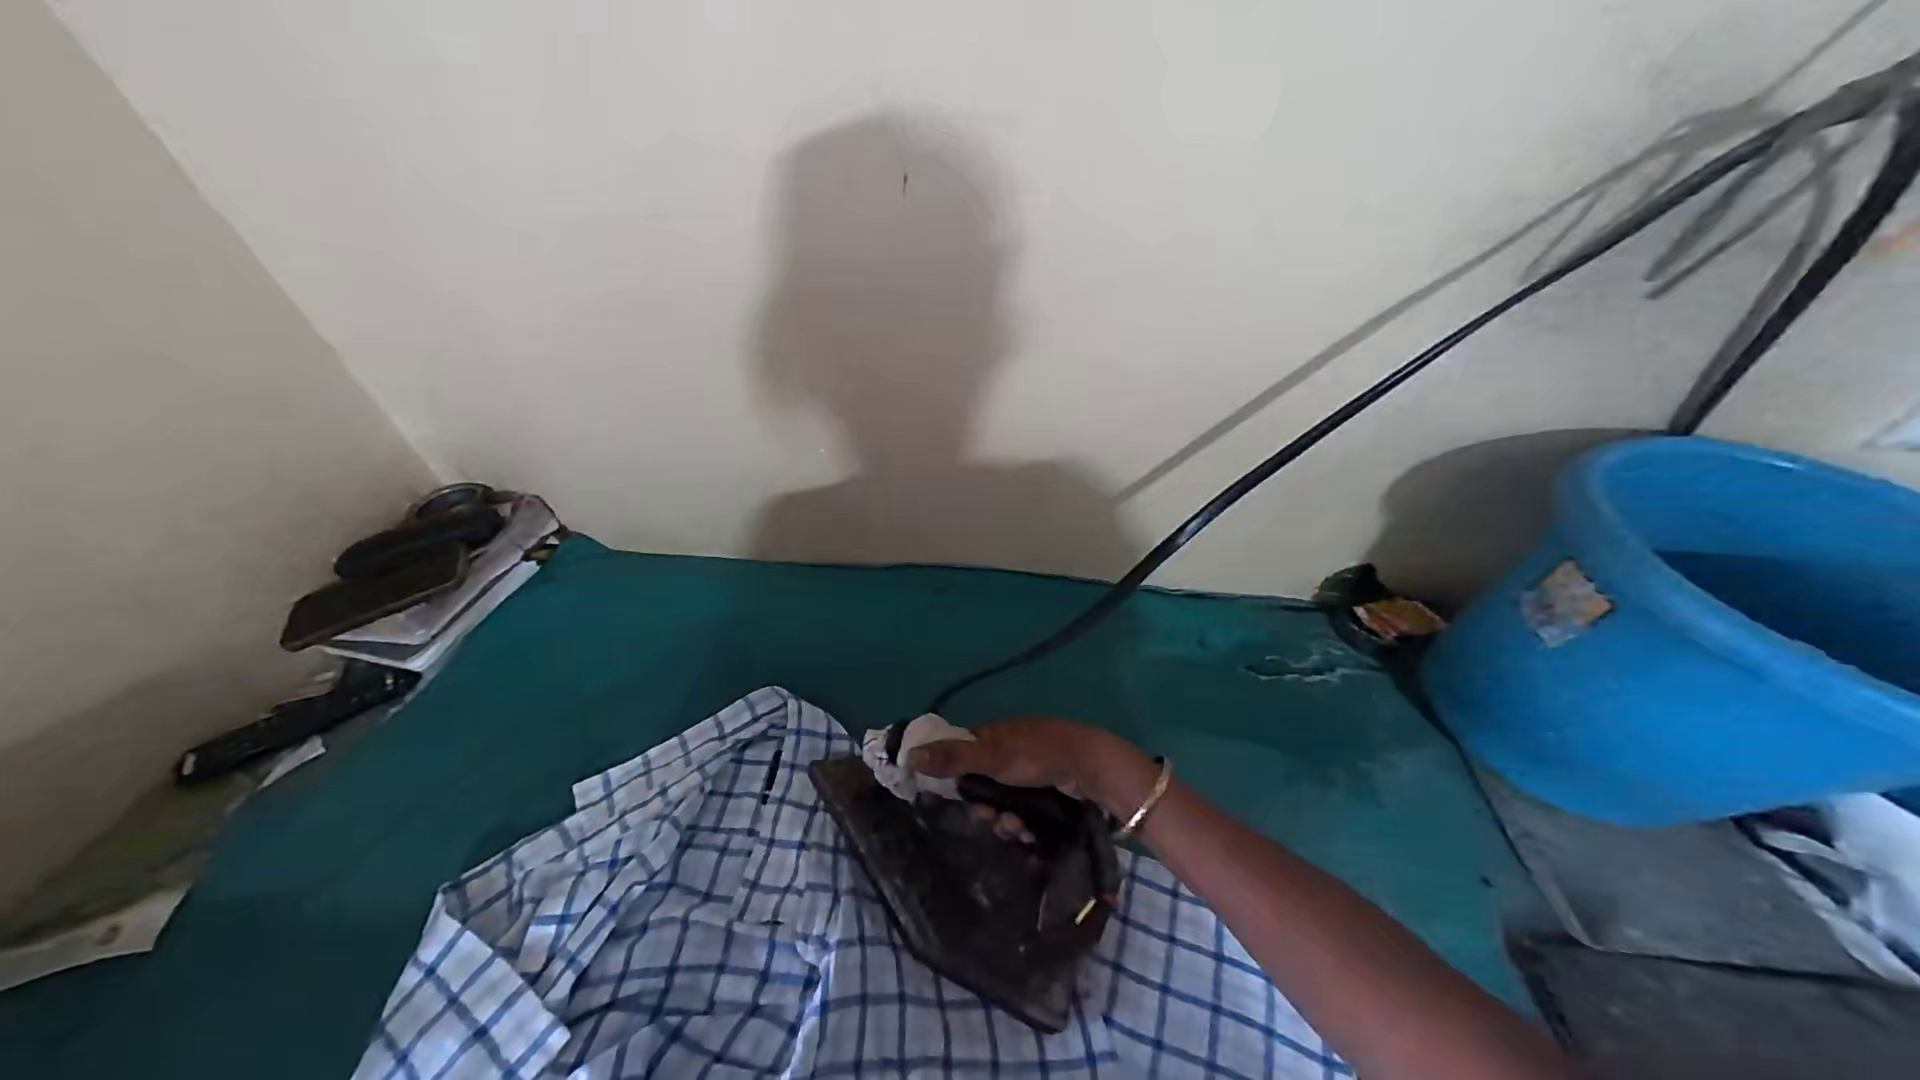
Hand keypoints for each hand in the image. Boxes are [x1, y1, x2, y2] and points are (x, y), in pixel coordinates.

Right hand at [905, 717, 1156, 818]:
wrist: (1091, 767)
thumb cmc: (1038, 755)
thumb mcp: (991, 756)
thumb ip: (951, 757)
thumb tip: (907, 757)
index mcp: (992, 737)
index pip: (958, 756)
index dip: (949, 777)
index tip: (946, 798)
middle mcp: (1007, 753)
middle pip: (978, 786)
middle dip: (980, 808)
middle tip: (986, 819)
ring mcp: (1027, 775)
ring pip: (1000, 804)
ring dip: (1001, 821)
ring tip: (1014, 829)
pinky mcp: (1044, 794)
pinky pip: (1021, 813)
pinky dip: (1021, 824)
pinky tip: (1027, 832)